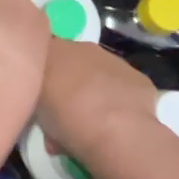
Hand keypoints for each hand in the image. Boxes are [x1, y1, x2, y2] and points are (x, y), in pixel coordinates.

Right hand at [38, 39, 165, 160]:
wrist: (116, 131)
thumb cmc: (68, 120)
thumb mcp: (40, 116)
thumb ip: (44, 108)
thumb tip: (51, 117)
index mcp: (52, 52)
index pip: (42, 56)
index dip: (44, 75)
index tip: (44, 95)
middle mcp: (81, 47)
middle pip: (72, 61)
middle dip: (71, 80)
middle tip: (69, 107)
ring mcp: (112, 59)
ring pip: (100, 71)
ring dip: (96, 87)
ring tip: (96, 117)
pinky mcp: (137, 75)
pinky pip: (123, 85)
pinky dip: (121, 98)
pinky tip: (121, 120)